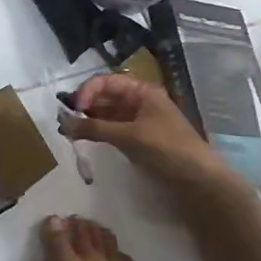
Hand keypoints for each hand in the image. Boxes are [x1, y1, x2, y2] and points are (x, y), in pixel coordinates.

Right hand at [59, 74, 225, 183]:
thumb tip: (63, 124)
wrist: (197, 179)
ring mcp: (139, 121)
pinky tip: (84, 138)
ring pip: (107, 114)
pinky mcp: (138, 139)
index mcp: (142, 91)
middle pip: (106, 96)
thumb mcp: (129, 136)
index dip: (87, 91)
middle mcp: (139, 101)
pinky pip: (113, 129)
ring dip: (89, 120)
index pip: (107, 82)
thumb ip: (95, 128)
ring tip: (69, 131)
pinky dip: (98, 132)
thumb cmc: (166, 148)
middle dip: (85, 105)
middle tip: (64, 121)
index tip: (74, 110)